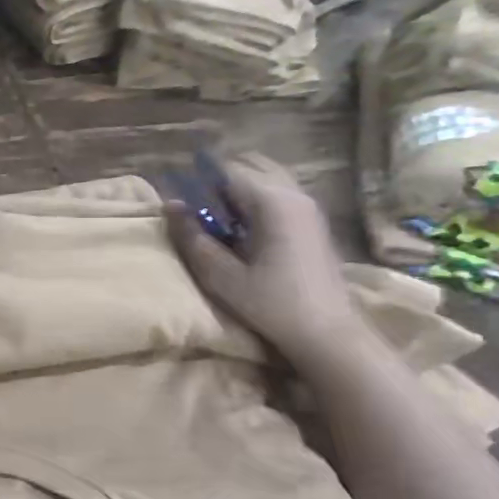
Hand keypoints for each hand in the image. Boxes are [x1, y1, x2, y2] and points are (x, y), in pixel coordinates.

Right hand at [165, 154, 362, 361]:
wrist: (328, 333)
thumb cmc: (272, 304)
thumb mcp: (221, 276)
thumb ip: (193, 237)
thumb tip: (170, 204)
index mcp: (272, 202)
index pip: (227, 171)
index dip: (198, 182)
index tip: (182, 203)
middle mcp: (293, 194)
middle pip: (249, 166)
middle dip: (219, 181)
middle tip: (199, 211)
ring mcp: (308, 206)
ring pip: (266, 177)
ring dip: (238, 190)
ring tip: (220, 221)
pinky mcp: (313, 221)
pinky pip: (278, 193)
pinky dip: (256, 199)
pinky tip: (244, 230)